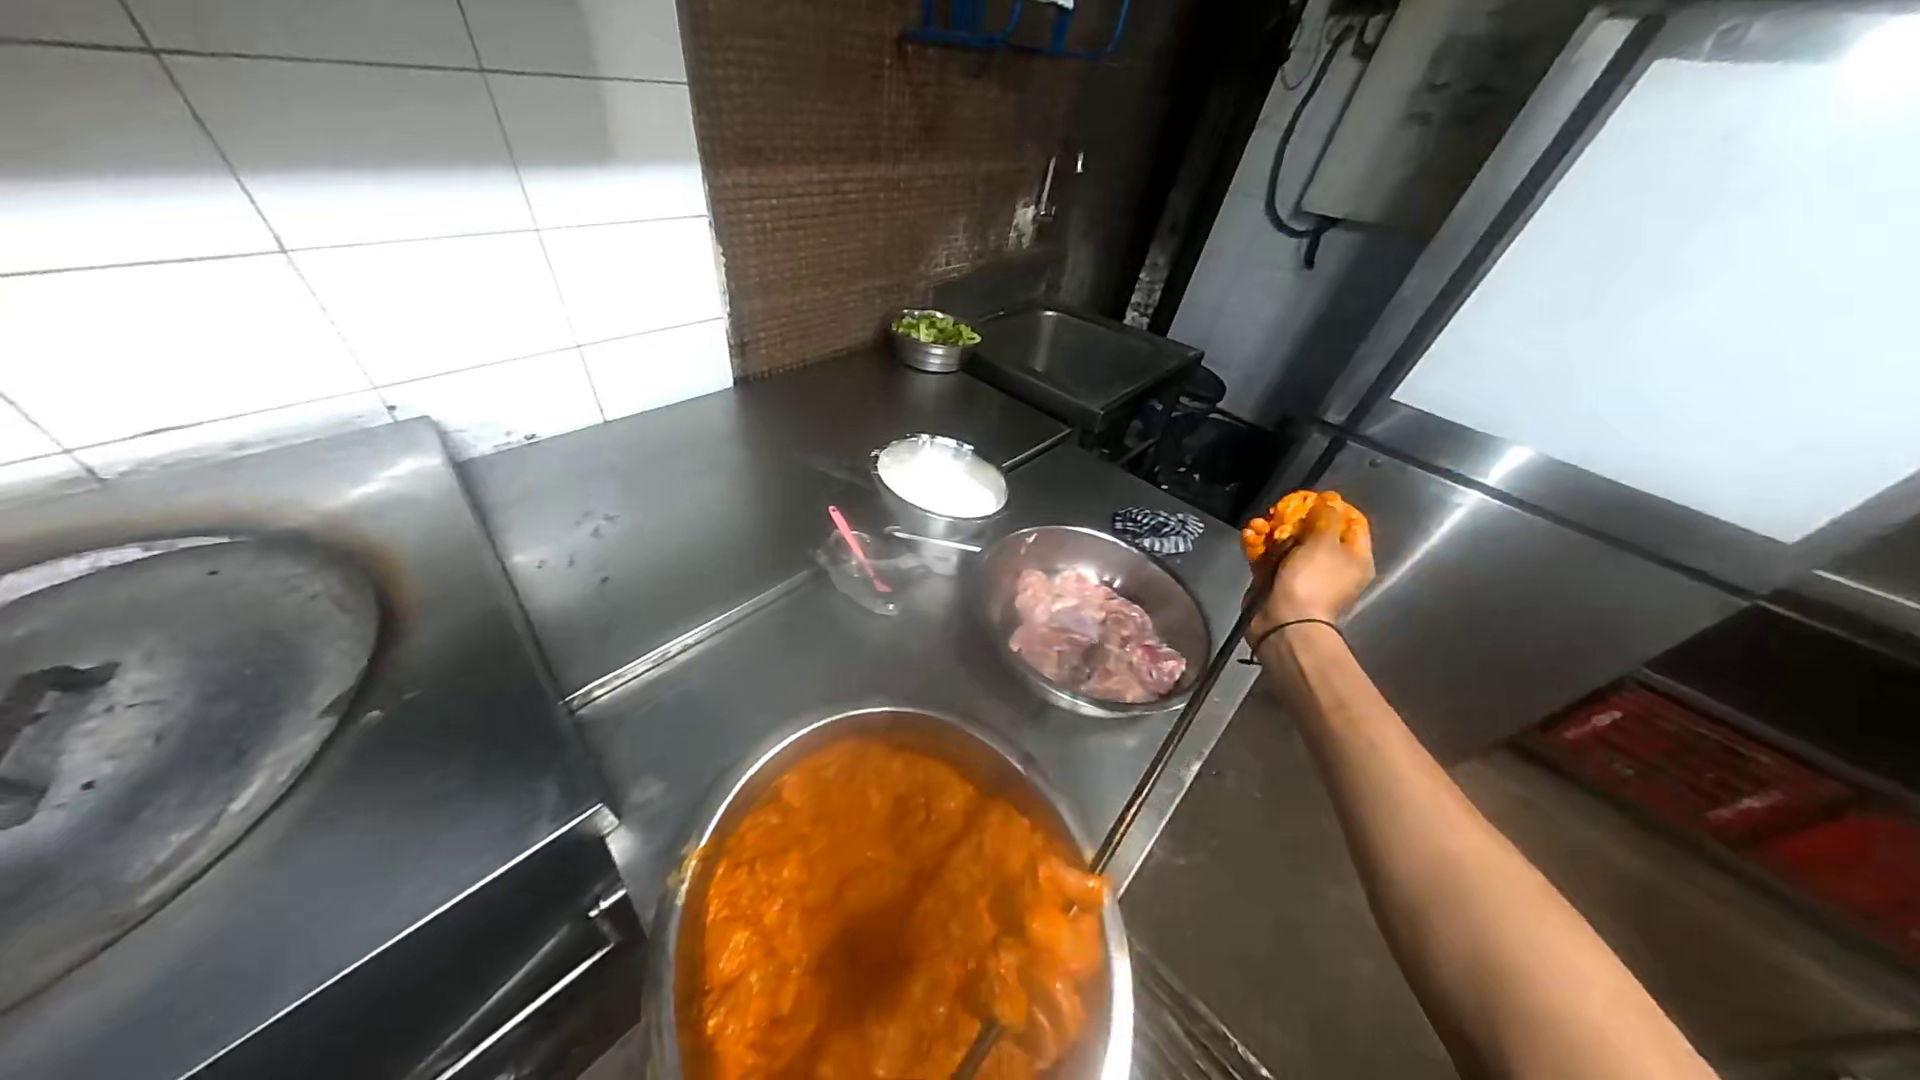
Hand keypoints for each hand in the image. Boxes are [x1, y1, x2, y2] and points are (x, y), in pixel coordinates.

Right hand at [1252, 501, 1374, 636]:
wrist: (1284, 622)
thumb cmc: (1312, 581)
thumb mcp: (1325, 542)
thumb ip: (1328, 517)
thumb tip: (1329, 500)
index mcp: (1355, 558)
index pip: (1352, 524)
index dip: (1335, 507)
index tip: (1314, 498)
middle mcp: (1331, 566)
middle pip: (1316, 532)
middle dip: (1296, 518)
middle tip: (1282, 510)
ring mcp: (1302, 574)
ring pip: (1288, 543)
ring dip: (1272, 530)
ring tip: (1259, 523)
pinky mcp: (1276, 581)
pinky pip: (1268, 557)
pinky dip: (1258, 545)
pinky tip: (1249, 535)